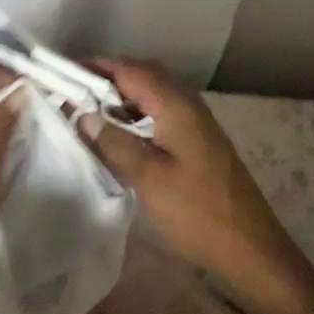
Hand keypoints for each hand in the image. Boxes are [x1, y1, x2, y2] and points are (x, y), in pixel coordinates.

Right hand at [82, 58, 313, 313]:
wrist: (251, 247)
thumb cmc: (197, 211)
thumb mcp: (148, 178)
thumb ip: (114, 142)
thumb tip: (84, 114)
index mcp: (175, 104)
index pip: (129, 69)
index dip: (95, 67)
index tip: (62, 72)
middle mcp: (187, 102)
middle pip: (143, 73)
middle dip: (108, 76)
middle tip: (74, 89)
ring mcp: (197, 120)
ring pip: (154, 91)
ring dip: (123, 94)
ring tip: (91, 109)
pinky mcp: (199, 139)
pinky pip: (163, 109)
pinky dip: (138, 110)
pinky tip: (122, 132)